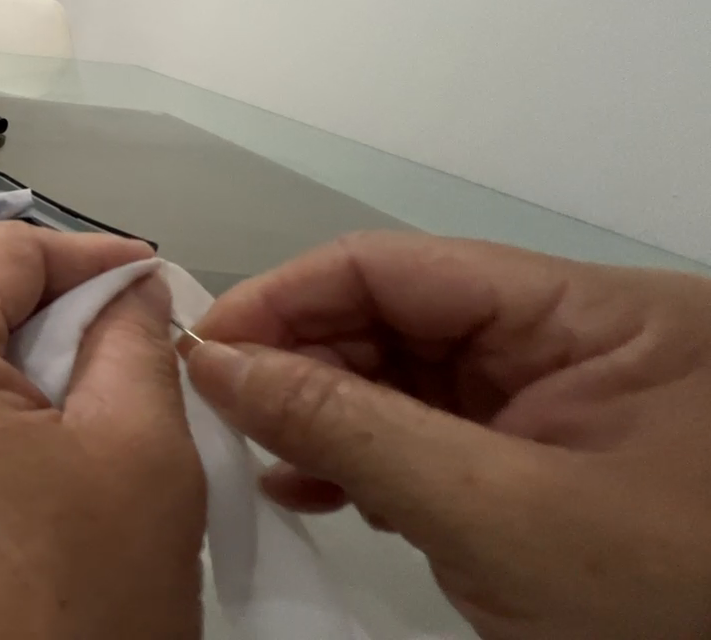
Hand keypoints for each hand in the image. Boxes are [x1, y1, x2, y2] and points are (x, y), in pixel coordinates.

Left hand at [0, 224, 205, 639]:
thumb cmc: (66, 609)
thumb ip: (131, 341)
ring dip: (13, 344)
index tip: (149, 274)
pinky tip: (29, 417)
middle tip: (127, 329)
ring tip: (87, 376)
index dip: (86, 255)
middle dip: (49, 300)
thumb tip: (127, 284)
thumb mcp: (133, 457)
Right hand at [188, 232, 710, 639]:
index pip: (390, 266)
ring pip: (392, 375)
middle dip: (297, 367)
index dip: (283, 299)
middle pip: (385, 318)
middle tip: (228, 416)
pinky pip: (420, 428)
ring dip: (319, 418)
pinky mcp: (540, 458)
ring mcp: (559, 402)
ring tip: (271, 463)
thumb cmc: (673, 616)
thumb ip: (339, 424)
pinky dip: (357, 455)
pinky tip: (316, 489)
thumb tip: (207, 361)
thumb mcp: (494, 517)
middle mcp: (575, 342)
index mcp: (599, 317)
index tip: (206, 351)